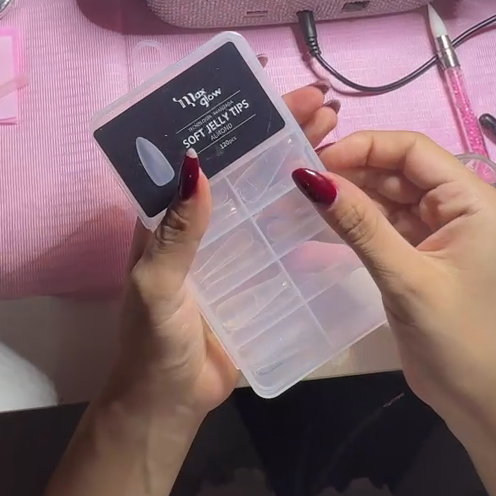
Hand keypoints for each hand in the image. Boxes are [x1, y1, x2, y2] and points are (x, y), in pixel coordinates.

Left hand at [103, 84, 340, 423]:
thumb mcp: (157, 285)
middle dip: (280, 129)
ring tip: (339, 132)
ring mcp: (236, 245)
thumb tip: (197, 162)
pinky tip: (342, 194)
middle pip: (245, 162)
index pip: (204, 150)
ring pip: (271, 191)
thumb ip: (176, 231)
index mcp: (170, 212)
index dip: (235, 118)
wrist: (171, 405)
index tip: (271, 90)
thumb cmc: (153, 342)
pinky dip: (311, 210)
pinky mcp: (260, 274)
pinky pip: (287, 234)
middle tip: (324, 104)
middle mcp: (204, 219)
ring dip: (300, 159)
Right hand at [291, 130, 495, 442]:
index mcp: (474, 200)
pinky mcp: (424, 252)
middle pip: (399, 167)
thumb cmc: (459, 341)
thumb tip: (309, 177)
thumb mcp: (405, 278)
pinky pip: (387, 221)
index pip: (413, 149)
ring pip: (389, 193)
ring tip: (304, 196)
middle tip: (300, 180)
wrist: (485, 408)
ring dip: (351, 193)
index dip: (363, 146)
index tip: (316, 161)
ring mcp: (442, 229)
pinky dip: (357, 218)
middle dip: (352, 169)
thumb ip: (359, 224)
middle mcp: (461, 205)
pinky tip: (324, 219)